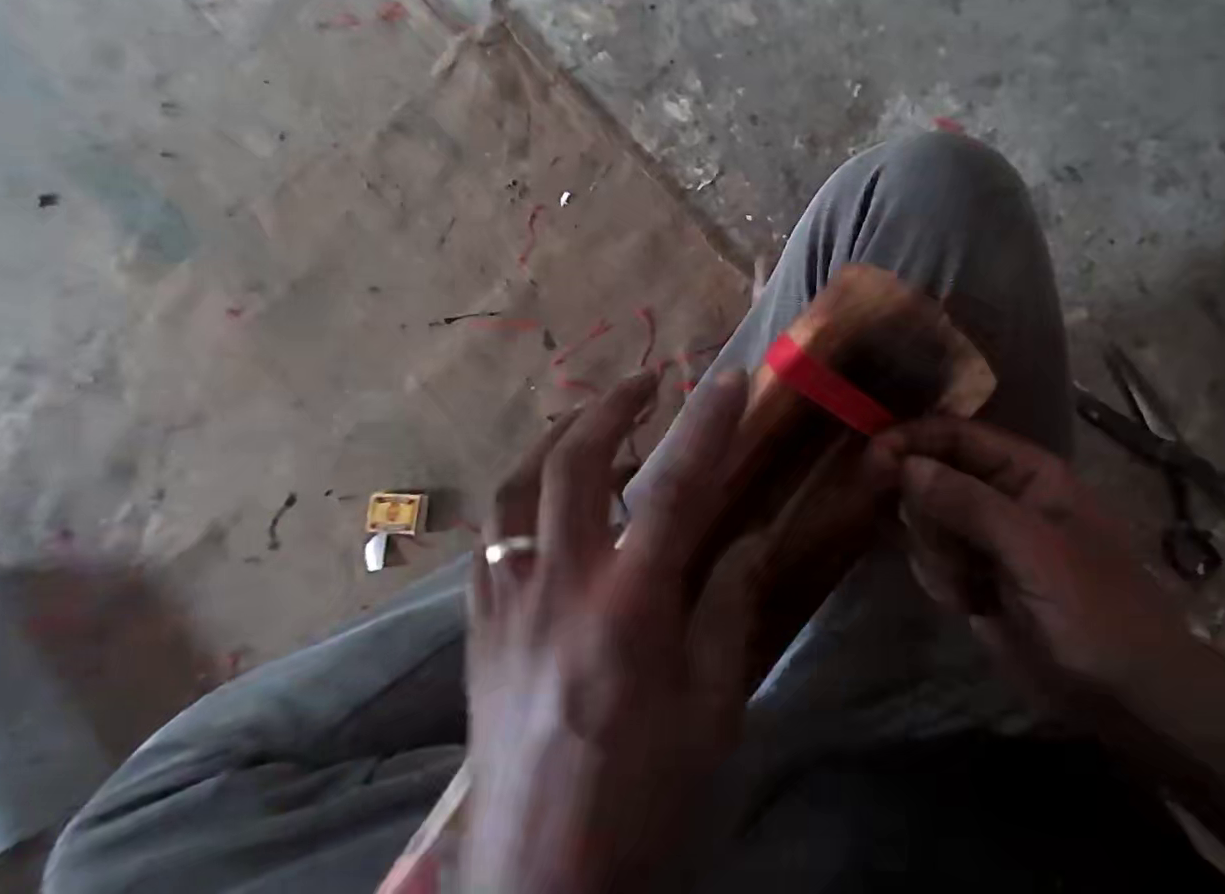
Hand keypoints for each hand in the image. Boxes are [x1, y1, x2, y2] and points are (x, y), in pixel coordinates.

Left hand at [465, 369, 763, 893]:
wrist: (542, 875)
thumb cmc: (643, 798)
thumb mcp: (712, 710)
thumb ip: (726, 611)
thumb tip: (747, 542)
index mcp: (628, 607)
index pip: (675, 489)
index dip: (705, 425)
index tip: (725, 379)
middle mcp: (558, 585)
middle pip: (573, 463)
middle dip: (611, 406)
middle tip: (645, 382)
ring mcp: (506, 601)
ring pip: (516, 487)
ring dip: (555, 437)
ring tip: (589, 422)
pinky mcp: (477, 625)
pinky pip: (491, 536)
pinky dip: (520, 496)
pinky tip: (542, 500)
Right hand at [876, 416, 1199, 700]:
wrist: (1123, 697)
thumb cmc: (1095, 612)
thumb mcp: (1035, 551)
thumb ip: (968, 503)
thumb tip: (904, 464)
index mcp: (1026, 472)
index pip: (954, 434)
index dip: (910, 440)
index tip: (871, 461)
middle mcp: (997, 494)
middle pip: (927, 475)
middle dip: (924, 513)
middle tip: (943, 548)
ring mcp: (980, 536)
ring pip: (920, 520)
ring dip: (935, 554)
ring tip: (972, 586)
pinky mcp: (967, 572)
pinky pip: (926, 557)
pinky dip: (939, 579)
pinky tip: (972, 603)